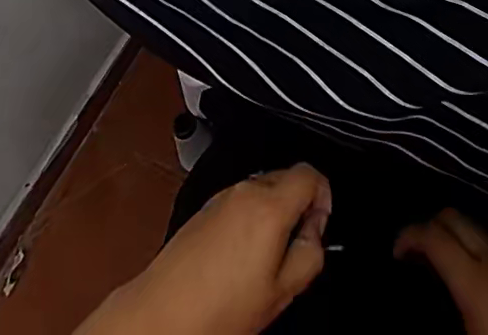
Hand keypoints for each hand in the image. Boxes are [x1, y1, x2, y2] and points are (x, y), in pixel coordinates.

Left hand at [77, 163, 331, 334]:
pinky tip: (242, 258)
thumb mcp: (283, 291)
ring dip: (274, 213)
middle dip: (299, 207)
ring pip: (263, 189)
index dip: (324, 196)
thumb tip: (315, 235)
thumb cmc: (217, 308)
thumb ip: (311, 254)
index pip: (311, 173)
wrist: (163, 313)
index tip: (319, 224)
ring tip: (265, 261)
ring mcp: (222, 196)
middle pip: (287, 177)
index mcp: (268, 205)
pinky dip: (250, 219)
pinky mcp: (205, 207)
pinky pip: (240, 201)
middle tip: (295, 248)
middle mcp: (244, 190)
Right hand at [395, 208, 487, 334]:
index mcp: (477, 283)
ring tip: (450, 271)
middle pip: (457, 220)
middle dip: (431, 226)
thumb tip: (426, 305)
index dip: (407, 237)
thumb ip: (449, 317)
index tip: (396, 253)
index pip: (432, 237)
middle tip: (417, 253)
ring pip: (485, 235)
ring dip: (461, 242)